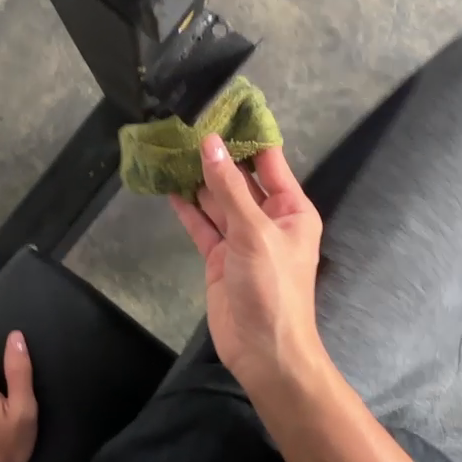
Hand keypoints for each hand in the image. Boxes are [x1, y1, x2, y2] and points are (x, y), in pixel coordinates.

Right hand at [169, 135, 329, 392]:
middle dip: (216, 155)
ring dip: (198, 179)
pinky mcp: (220, 258)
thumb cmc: (273, 289)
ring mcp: (242, 239)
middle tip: (186, 126)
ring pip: (217, 201)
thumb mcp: (254, 233)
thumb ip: (230, 189)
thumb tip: (211, 144)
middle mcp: (269, 219)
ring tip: (171, 150)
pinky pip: (203, 225)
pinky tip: (169, 187)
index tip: (221, 109)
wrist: (265, 352)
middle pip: (240, 179)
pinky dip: (187, 208)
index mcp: (292, 209)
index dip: (246, 135)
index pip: (268, 161)